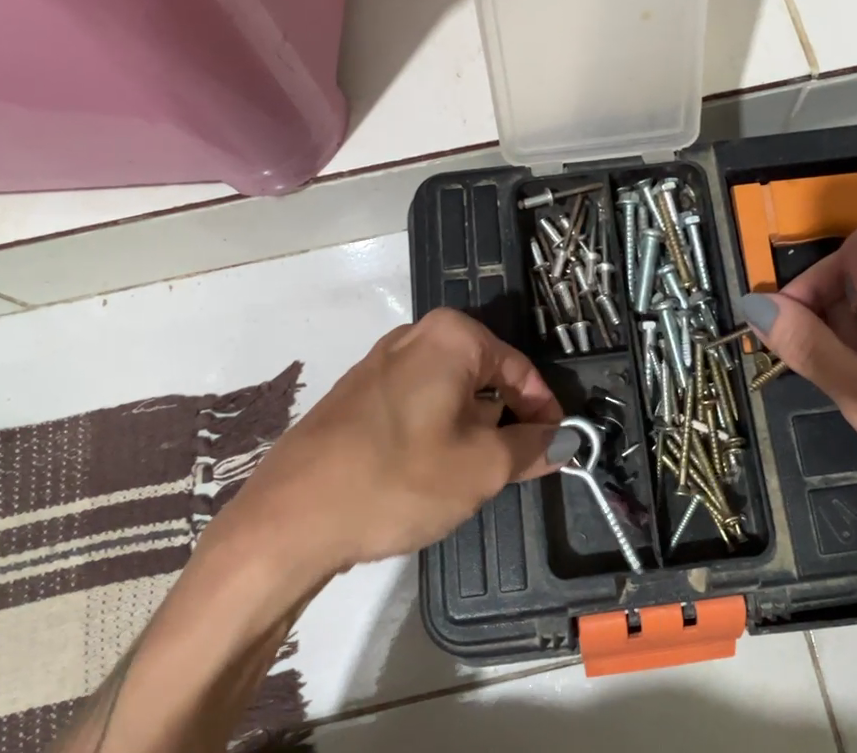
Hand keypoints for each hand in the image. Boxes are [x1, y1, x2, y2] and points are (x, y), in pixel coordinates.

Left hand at [204, 308, 566, 576]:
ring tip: (472, 479)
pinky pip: (416, 407)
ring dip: (470, 432)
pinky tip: (428, 478)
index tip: (558, 448)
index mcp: (450, 337)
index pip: (520, 369)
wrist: (291, 518)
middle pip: (483, 377)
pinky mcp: (356, 397)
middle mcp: (413, 337)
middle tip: (516, 468)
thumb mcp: (482, 468)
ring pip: (449, 394)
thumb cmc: (399, 480)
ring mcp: (378, 365)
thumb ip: (532, 447)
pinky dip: (436, 435)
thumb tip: (564, 439)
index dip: (544, 411)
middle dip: (504, 421)